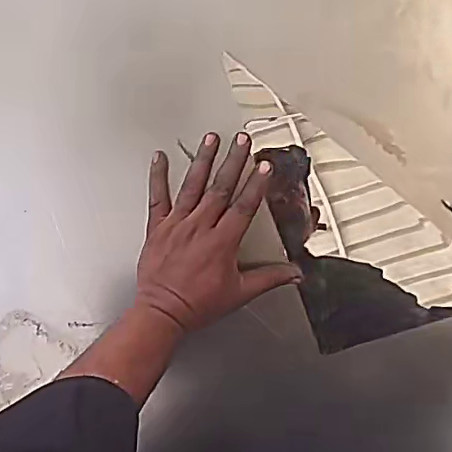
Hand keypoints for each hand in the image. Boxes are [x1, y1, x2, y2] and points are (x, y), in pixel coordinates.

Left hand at [136, 131, 302, 333]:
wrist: (162, 313)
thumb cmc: (197, 305)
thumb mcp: (239, 293)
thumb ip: (269, 279)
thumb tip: (294, 273)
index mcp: (221, 243)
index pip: (243, 206)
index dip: (255, 184)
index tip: (263, 166)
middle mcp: (199, 228)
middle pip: (220, 188)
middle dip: (234, 161)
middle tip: (243, 140)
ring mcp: (176, 225)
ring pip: (192, 186)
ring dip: (203, 160)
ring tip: (212, 139)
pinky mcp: (157, 228)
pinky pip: (157, 197)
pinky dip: (158, 176)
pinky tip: (160, 158)